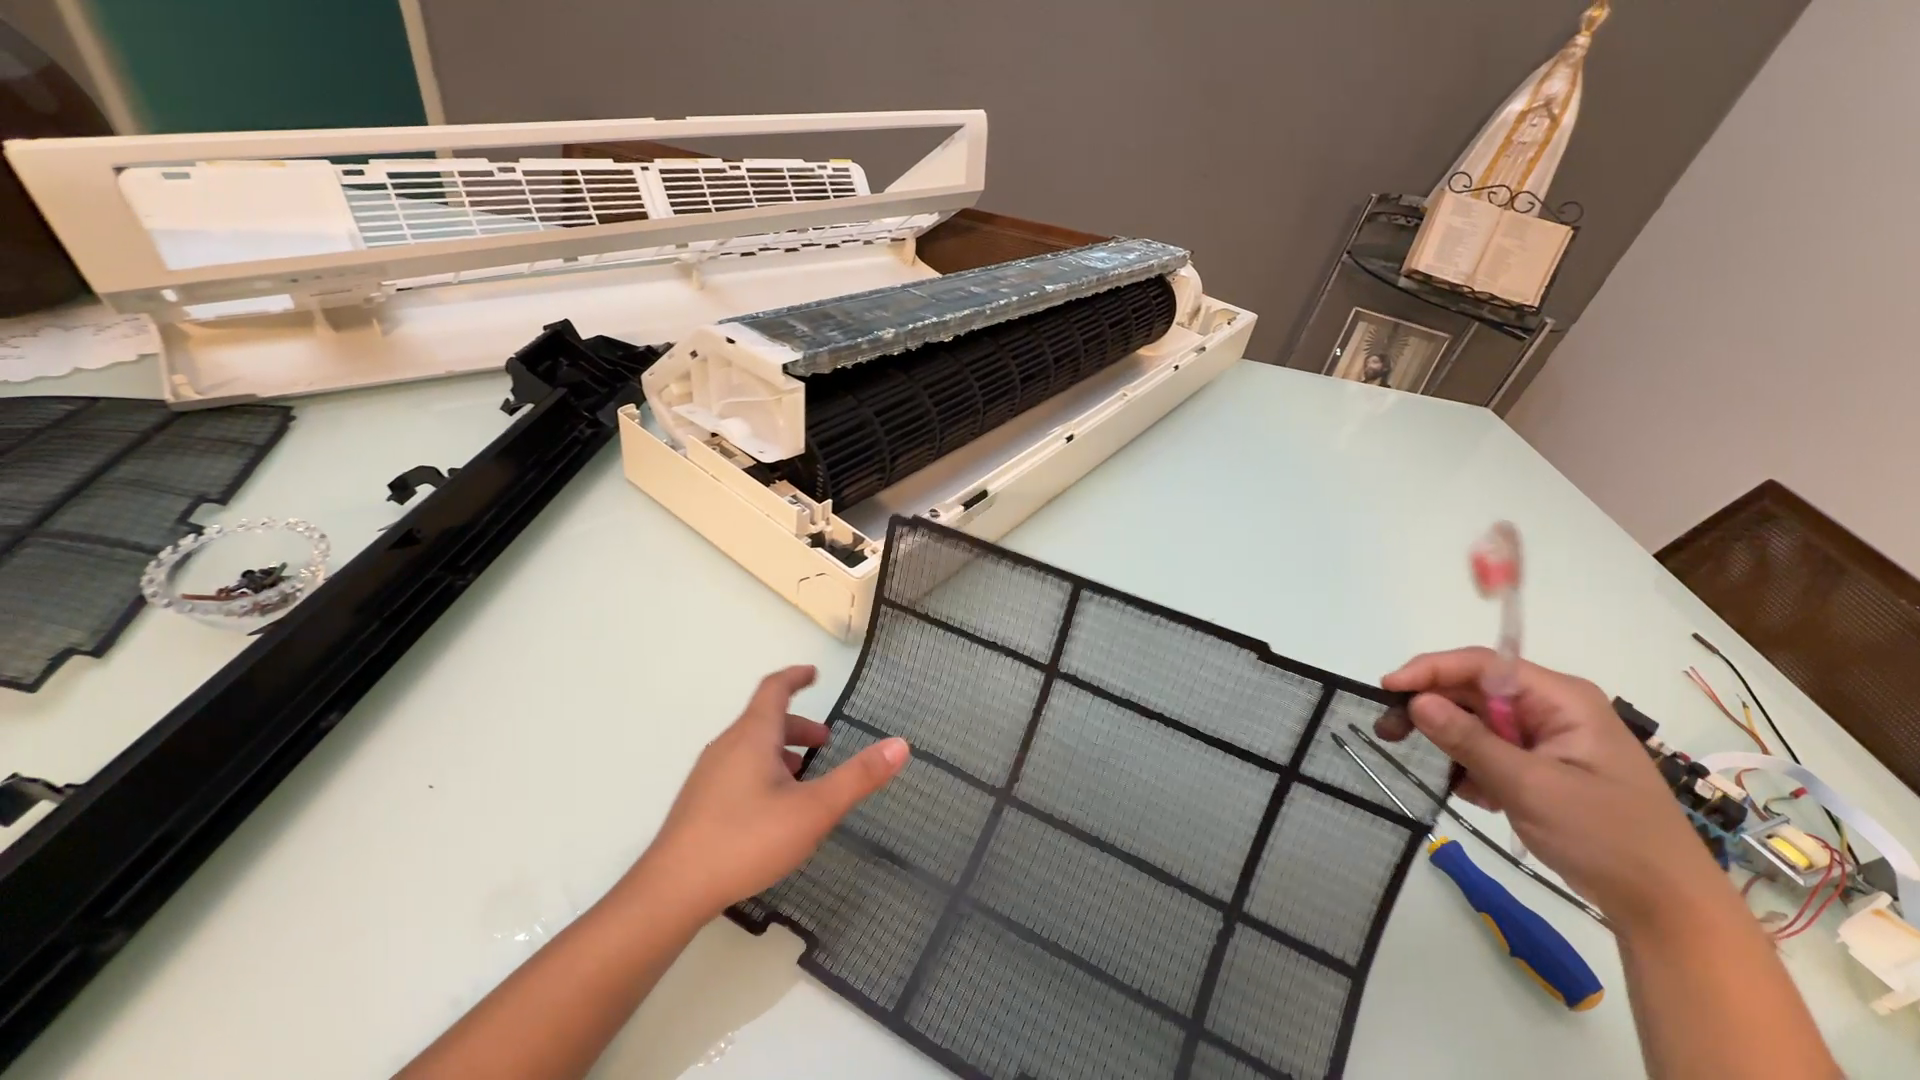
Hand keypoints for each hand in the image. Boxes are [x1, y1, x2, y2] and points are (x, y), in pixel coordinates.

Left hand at [633, 665, 908, 916]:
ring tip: (805, 780)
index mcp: (752, 736)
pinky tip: (774, 811)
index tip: (814, 673)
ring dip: (781, 753)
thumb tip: (900, 744)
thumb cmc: (747, 840)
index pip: (774, 690)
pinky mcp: (699, 804)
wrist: (673, 889)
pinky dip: (763, 773)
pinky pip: (738, 772)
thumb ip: (858, 778)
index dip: (796, 677)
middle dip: (798, 726)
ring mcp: (708, 776)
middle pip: (764, 721)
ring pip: (750, 749)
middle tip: (826, 742)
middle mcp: (726, 747)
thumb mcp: (814, 810)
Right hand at [1376, 648, 1724, 927]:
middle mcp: (1553, 710)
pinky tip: (1469, 795)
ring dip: (1449, 743)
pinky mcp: (1542, 770)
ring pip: (1478, 724)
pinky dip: (1470, 769)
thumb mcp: (1530, 787)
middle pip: (1475, 692)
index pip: (1483, 666)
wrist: (1664, 905)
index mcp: (1561, 700)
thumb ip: (1470, 741)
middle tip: (1386, 732)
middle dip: (1431, 708)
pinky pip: (1490, 754)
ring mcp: (1548, 741)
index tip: (1386, 690)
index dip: (1430, 671)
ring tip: (1427, 769)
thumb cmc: (1605, 837)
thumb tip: (1417, 701)